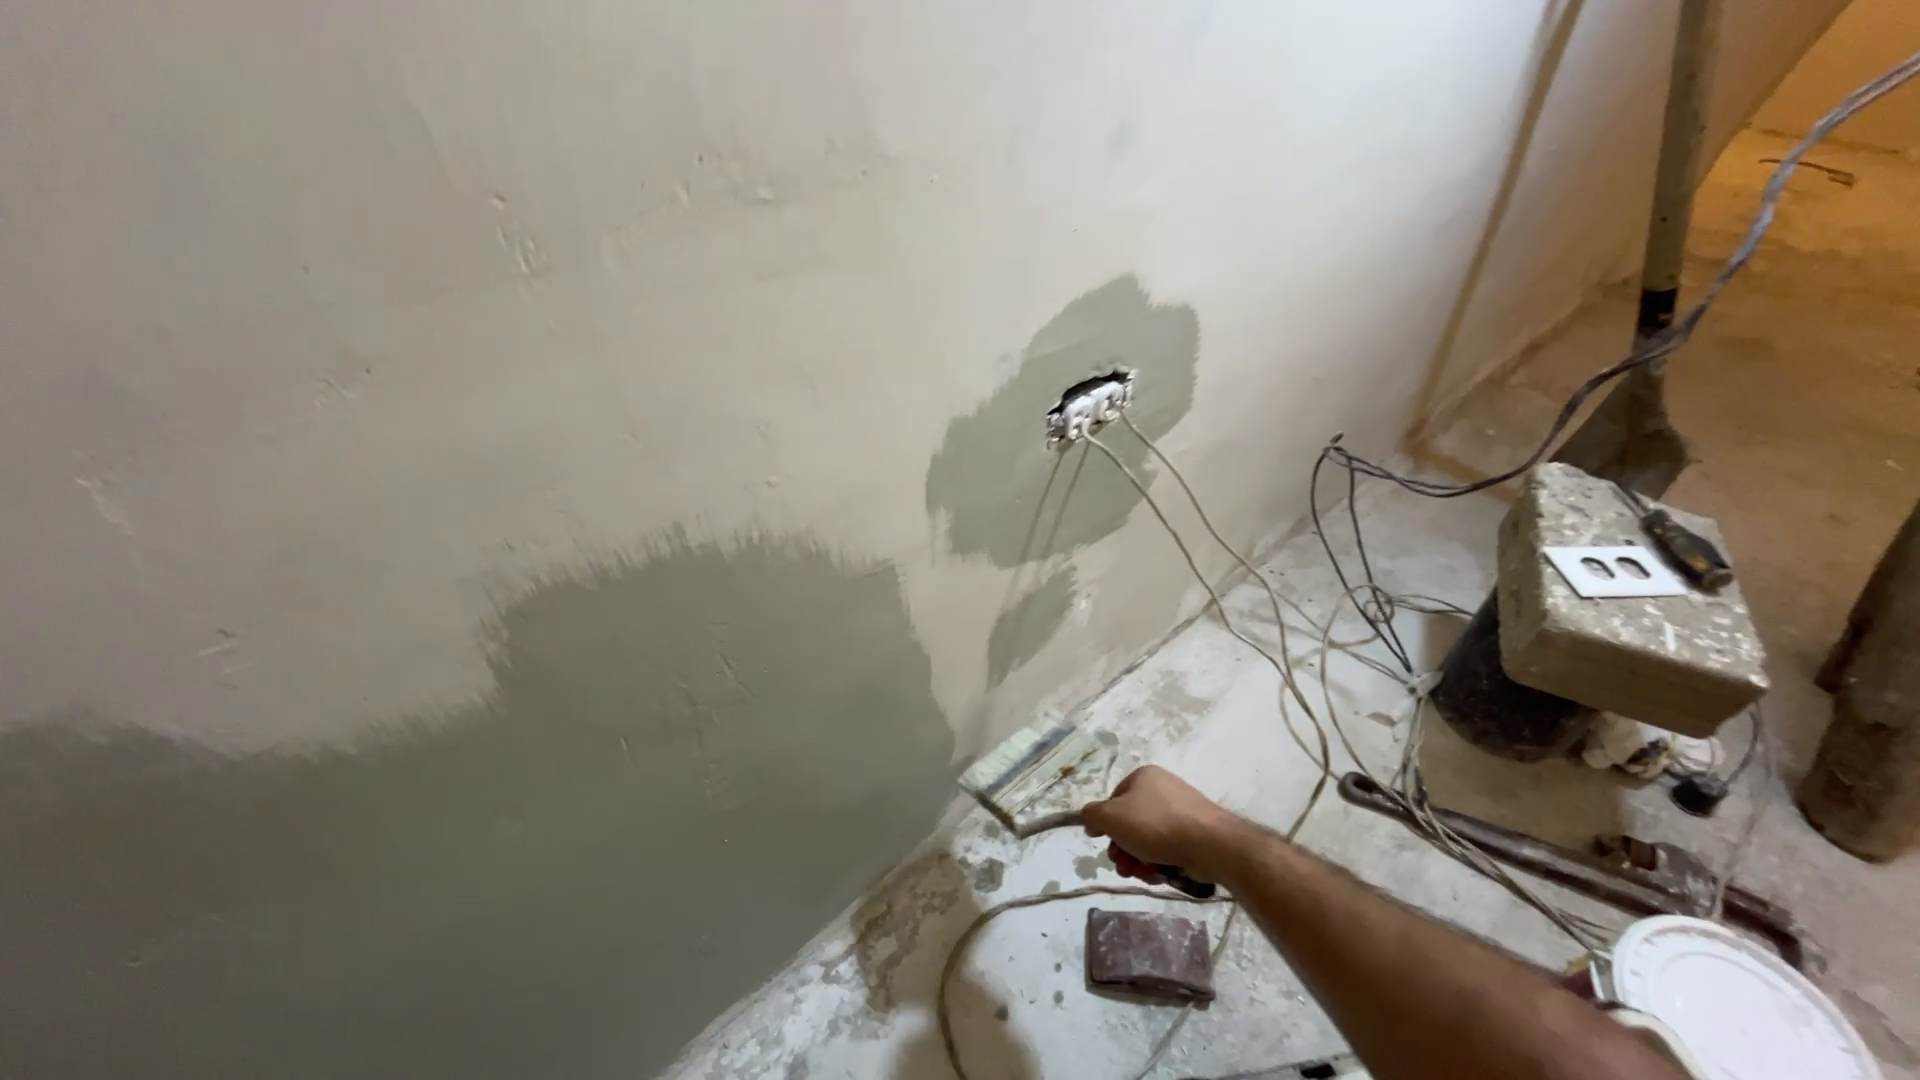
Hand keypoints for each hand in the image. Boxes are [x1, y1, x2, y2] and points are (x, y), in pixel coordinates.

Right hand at [1081, 766, 1238, 883]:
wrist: (1210, 843)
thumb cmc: (1156, 824)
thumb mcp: (1111, 817)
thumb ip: (1092, 815)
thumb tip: (1091, 820)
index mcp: (1144, 776)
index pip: (1114, 799)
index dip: (1106, 824)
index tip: (1104, 844)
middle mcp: (1163, 788)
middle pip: (1131, 821)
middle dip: (1122, 847)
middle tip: (1121, 865)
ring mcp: (1182, 810)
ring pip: (1148, 837)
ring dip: (1137, 858)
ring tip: (1138, 875)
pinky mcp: (1196, 832)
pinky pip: (1168, 846)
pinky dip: (1158, 861)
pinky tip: (1156, 875)